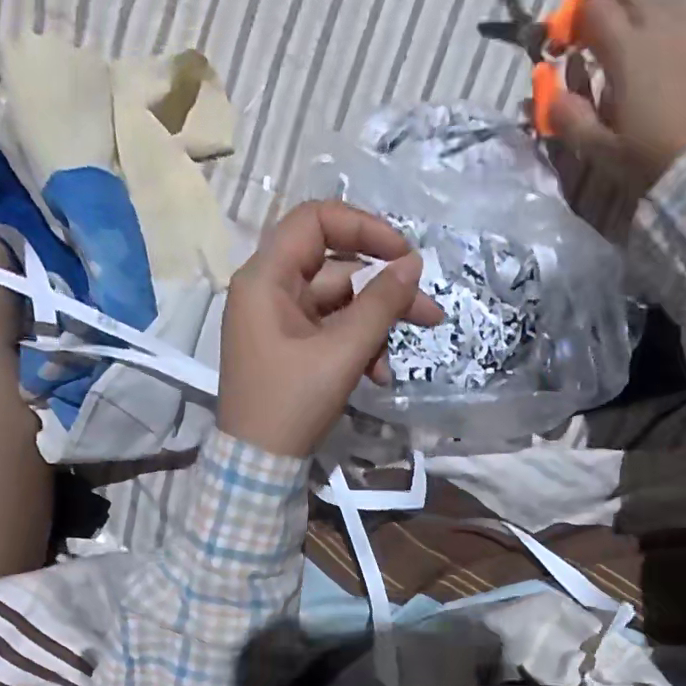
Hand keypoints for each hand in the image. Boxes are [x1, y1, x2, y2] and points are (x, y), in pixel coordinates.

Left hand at [218, 201, 442, 457]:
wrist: (256, 465)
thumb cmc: (291, 403)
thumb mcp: (342, 352)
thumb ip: (380, 304)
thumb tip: (413, 265)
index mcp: (266, 279)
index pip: (315, 221)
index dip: (364, 227)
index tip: (403, 255)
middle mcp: (268, 291)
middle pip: (335, 268)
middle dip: (384, 292)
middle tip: (430, 315)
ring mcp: (277, 322)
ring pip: (337, 305)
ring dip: (373, 329)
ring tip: (394, 363)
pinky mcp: (287, 348)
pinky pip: (328, 332)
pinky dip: (355, 347)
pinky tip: (376, 375)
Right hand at [549, 0, 685, 199]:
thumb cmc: (651, 158)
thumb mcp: (600, 148)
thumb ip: (569, 117)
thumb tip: (546, 94)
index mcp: (629, 51)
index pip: (593, 6)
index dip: (569, 15)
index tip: (557, 41)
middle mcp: (661, 23)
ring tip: (616, 4)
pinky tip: (651, 20)